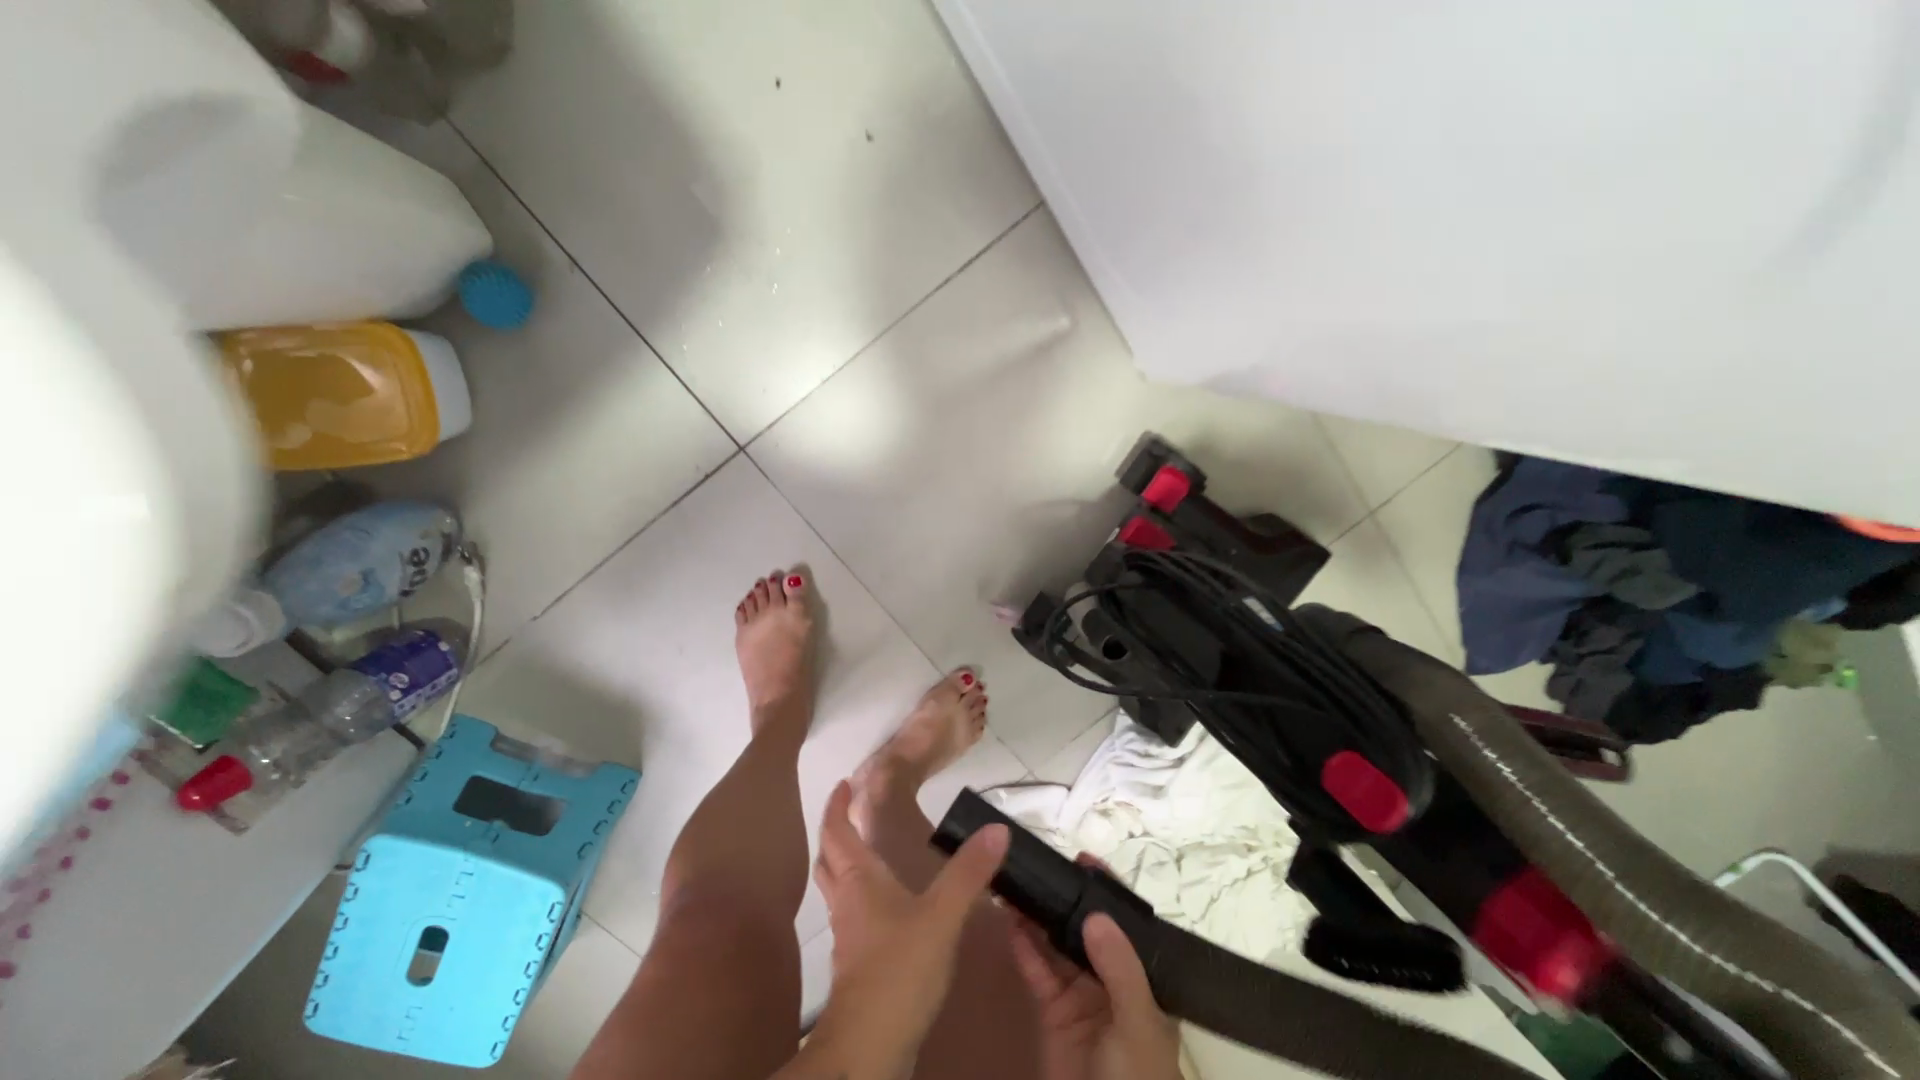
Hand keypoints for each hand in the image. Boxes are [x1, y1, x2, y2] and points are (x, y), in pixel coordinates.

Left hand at [789, 779, 1008, 1079]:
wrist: (869, 1045)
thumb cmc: (898, 970)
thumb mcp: (942, 916)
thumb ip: (968, 873)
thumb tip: (996, 829)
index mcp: (860, 882)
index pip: (838, 832)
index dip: (838, 806)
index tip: (843, 783)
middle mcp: (847, 903)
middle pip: (829, 860)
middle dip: (835, 834)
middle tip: (847, 814)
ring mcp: (848, 937)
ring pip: (837, 891)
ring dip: (844, 867)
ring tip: (865, 856)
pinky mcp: (857, 966)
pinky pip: (851, 919)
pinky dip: (860, 902)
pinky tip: (884, 913)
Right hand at [1007, 859, 1182, 1079]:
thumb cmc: (1139, 1077)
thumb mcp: (1137, 1023)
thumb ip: (1119, 969)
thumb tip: (1094, 915)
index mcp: (1143, 978)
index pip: (1126, 925)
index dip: (1106, 891)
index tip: (1081, 859)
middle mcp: (1112, 980)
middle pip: (1085, 931)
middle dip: (1064, 901)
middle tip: (1037, 867)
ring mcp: (1081, 997)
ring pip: (1057, 948)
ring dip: (1038, 920)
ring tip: (1016, 888)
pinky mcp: (1053, 1014)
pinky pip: (1038, 974)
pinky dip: (1024, 951)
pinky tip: (1010, 925)